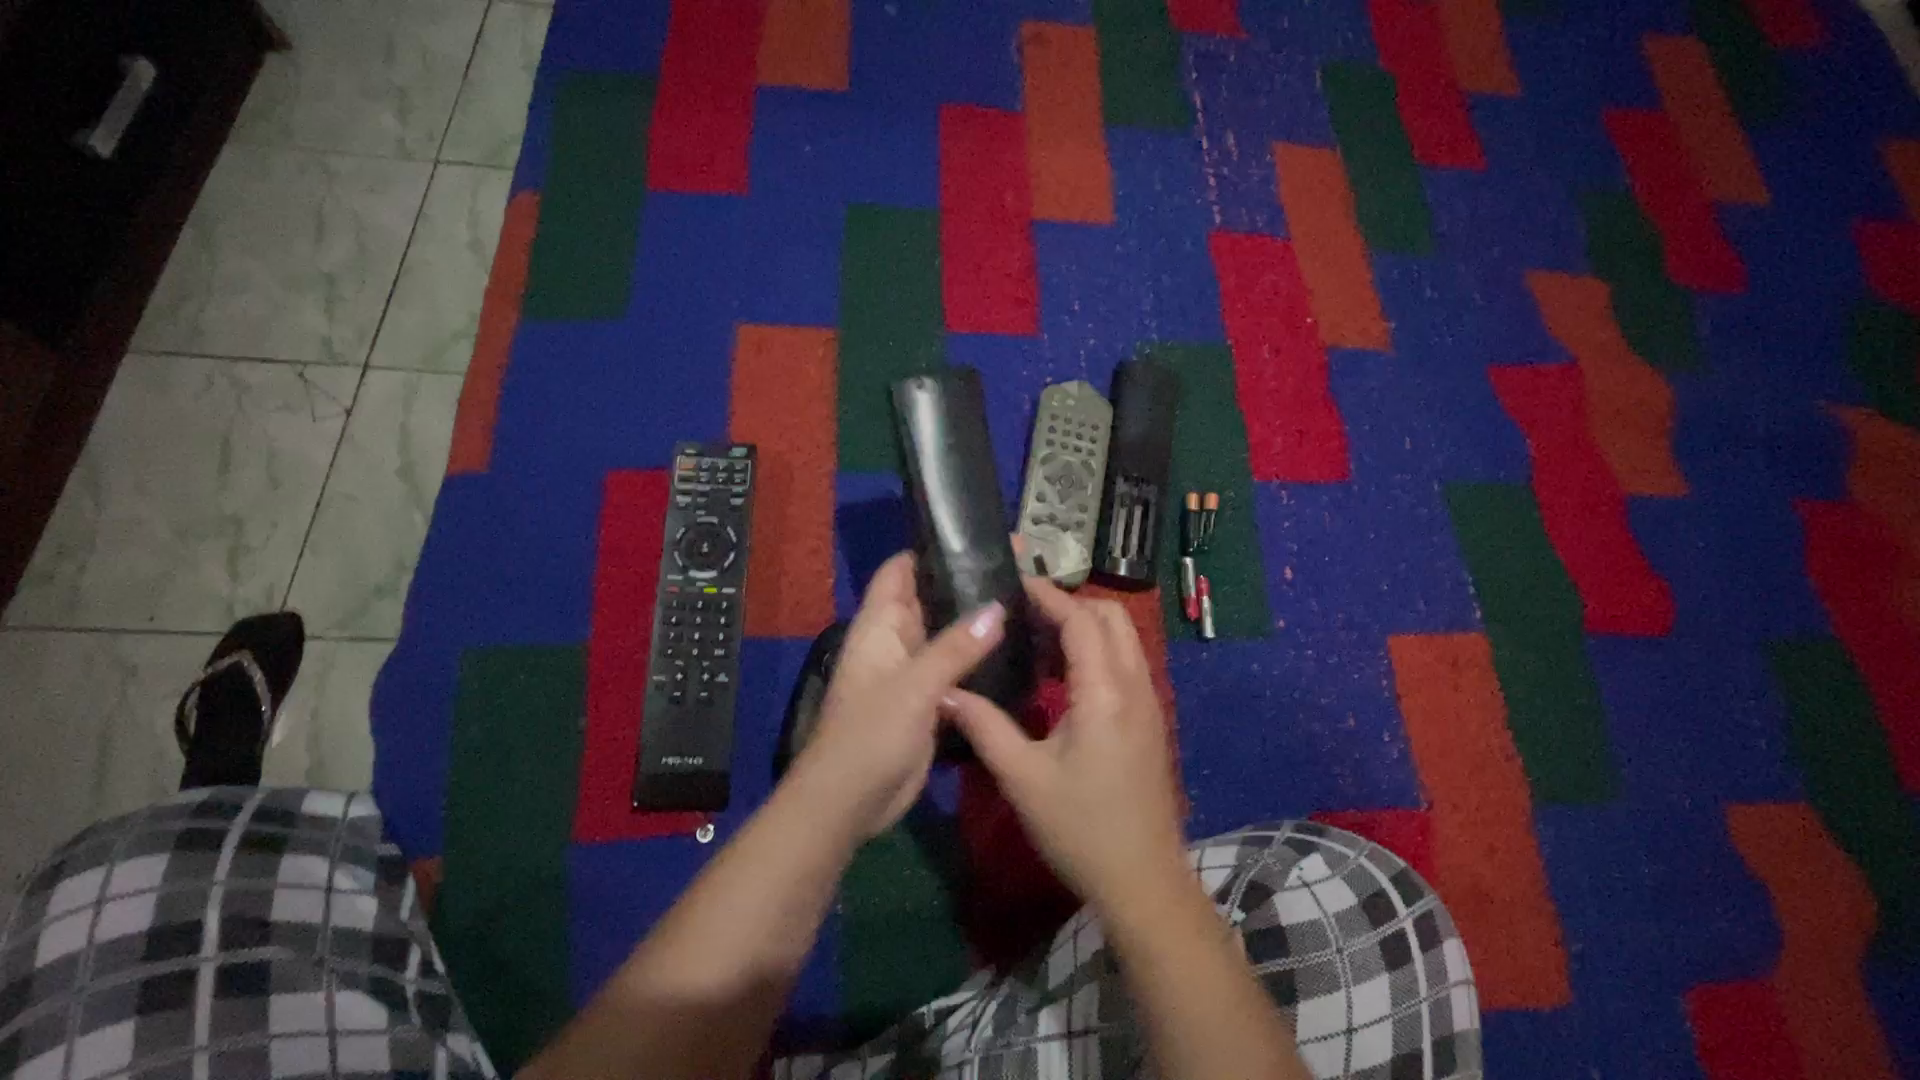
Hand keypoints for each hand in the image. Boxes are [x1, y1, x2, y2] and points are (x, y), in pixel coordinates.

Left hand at [786, 551, 1007, 838]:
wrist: (851, 801)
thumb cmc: (870, 734)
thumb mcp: (914, 685)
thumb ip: (955, 647)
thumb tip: (998, 607)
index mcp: (880, 626)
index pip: (902, 570)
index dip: (933, 549)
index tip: (978, 534)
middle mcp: (896, 642)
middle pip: (931, 600)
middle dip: (967, 583)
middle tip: (1021, 567)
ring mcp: (912, 673)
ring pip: (947, 636)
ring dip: (978, 622)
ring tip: (1028, 601)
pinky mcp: (928, 702)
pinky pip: (955, 669)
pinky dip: (979, 658)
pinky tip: (1017, 650)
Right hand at [944, 577, 1190, 911]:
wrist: (1142, 879)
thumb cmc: (1080, 828)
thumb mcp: (1022, 778)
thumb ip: (984, 726)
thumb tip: (945, 691)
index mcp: (1105, 692)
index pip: (1081, 620)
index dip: (1048, 595)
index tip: (1013, 583)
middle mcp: (1135, 686)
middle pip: (1111, 617)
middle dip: (1070, 604)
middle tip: (1023, 613)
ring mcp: (1149, 703)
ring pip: (1123, 639)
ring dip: (1086, 627)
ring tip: (1036, 639)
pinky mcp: (1150, 722)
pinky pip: (1126, 664)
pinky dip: (1098, 651)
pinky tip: (1061, 677)